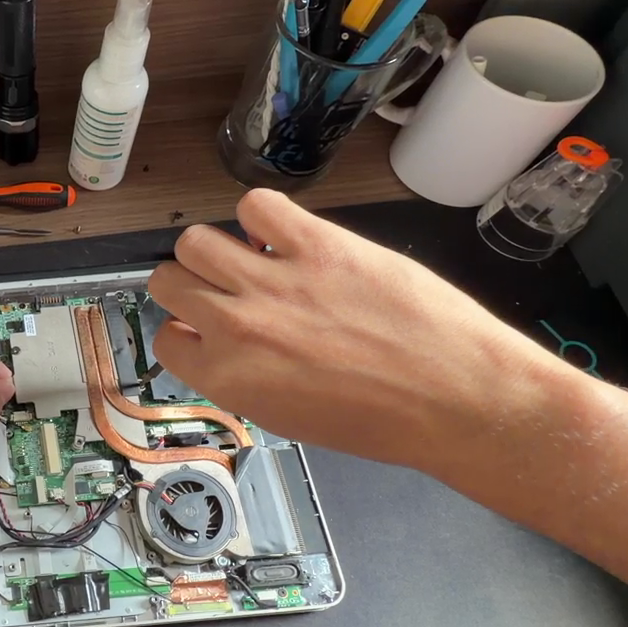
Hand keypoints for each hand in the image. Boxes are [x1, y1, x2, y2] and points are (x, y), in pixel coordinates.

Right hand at [147, 189, 574, 473]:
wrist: (461, 400)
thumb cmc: (379, 421)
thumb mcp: (282, 415)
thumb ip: (235, 374)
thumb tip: (215, 338)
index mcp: (225, 376)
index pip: (166, 336)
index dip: (184, 330)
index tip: (204, 326)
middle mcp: (237, 326)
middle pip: (167, 280)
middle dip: (186, 285)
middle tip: (218, 288)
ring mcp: (275, 281)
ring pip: (195, 240)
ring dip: (213, 250)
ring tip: (247, 259)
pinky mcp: (320, 245)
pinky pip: (257, 206)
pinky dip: (260, 216)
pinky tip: (281, 236)